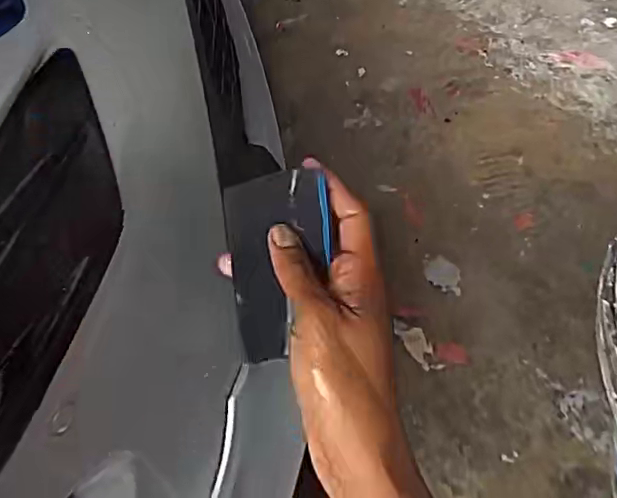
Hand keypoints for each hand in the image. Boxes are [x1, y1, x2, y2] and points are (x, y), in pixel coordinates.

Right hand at [270, 161, 430, 497]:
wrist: (353, 448)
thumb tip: (281, 232)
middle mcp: (354, 290)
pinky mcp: (321, 330)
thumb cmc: (348, 391)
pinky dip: (276, 276)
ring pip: (309, 262)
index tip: (310, 168)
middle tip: (277, 194)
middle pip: (331, 235)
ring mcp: (338, 311)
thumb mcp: (317, 318)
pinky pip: (298, 289)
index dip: (333, 188)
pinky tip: (253, 277)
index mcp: (364, 280)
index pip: (353, 217)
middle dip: (304, 212)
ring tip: (253, 234)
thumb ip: (297, 271)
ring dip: (283, 246)